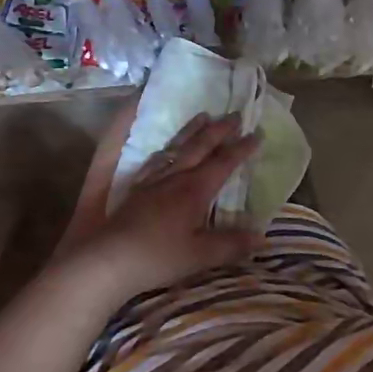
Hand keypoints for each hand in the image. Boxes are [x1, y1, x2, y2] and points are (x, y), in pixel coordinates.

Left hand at [59, 109, 260, 301]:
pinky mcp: (136, 188)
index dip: (241, 149)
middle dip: (219, 131)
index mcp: (194, 190)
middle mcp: (175, 178)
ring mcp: (153, 180)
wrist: (111, 257)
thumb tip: (261, 235)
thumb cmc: (159, 257)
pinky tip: (166, 147)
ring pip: (177, 148)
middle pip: (200, 147)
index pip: (223, 163)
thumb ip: (230, 244)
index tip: (257, 132)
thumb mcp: (201, 255)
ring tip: (203, 115)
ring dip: (192, 131)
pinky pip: (154, 159)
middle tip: (235, 114)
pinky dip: (165, 147)